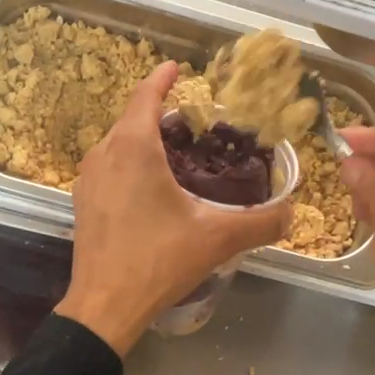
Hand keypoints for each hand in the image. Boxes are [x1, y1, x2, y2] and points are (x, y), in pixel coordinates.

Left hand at [55, 62, 290, 354]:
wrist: (105, 306)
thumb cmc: (158, 263)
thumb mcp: (217, 239)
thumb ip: (261, 222)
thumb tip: (291, 213)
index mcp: (133, 147)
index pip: (146, 95)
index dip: (163, 78)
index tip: (177, 68)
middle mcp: (104, 155)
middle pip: (132, 121)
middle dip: (161, 116)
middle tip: (193, 125)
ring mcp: (88, 182)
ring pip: (118, 147)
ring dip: (143, 144)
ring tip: (176, 156)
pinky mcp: (83, 206)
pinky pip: (109, 172)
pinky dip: (129, 169)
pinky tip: (152, 191)